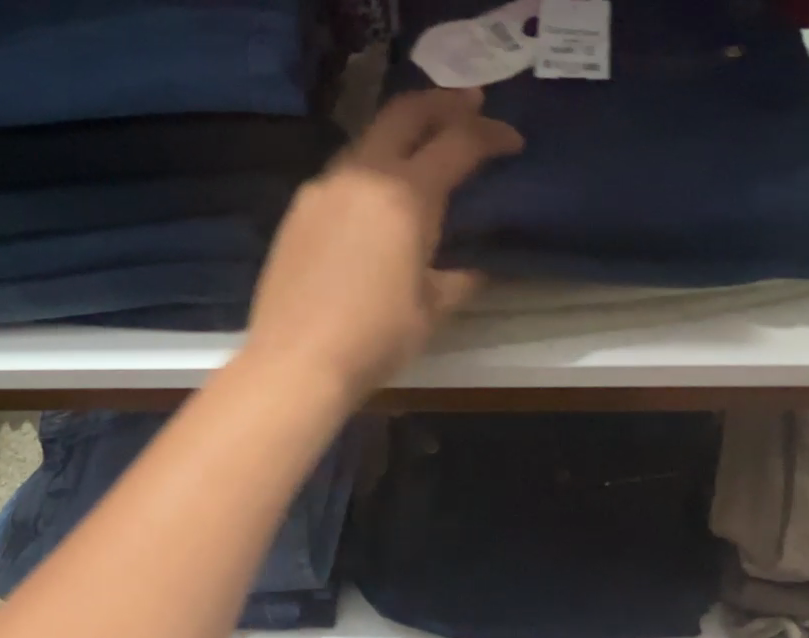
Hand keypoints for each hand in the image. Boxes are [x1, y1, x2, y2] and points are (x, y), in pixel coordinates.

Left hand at [243, 88, 521, 398]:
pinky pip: (342, 175)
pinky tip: (377, 200)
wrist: (296, 362)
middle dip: (444, 104)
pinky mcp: (298, 211)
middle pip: (405, 114)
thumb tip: (472, 272)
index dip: (491, 136)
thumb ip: (456, 281)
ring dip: (401, 137)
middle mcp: (362, 176)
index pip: (458, 144)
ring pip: (368, 141)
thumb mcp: (430, 312)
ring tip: (423, 153)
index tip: (512, 141)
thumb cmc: (373, 340)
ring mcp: (323, 189)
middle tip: (470, 106)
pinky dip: (370, 171)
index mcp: (405, 196)